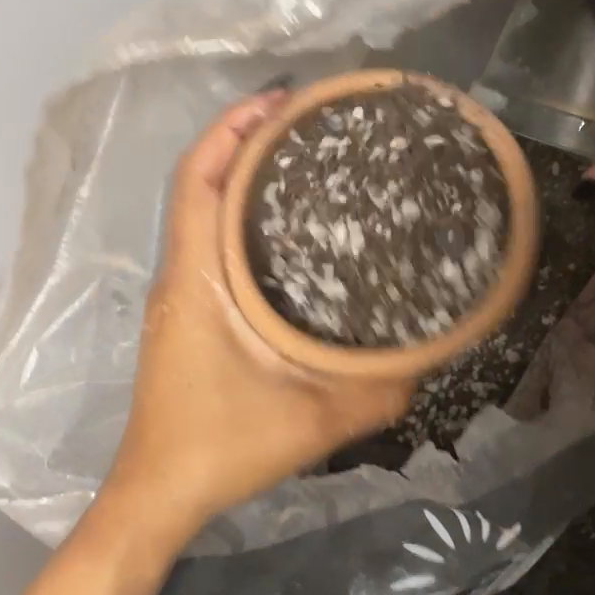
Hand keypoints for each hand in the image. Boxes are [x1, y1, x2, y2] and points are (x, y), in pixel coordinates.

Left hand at [106, 94, 415, 534]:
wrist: (159, 494)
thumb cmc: (222, 447)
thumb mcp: (315, 421)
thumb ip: (380, 390)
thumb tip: (435, 354)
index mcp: (197, 279)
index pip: (197, 179)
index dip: (232, 129)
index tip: (282, 100)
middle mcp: (182, 274)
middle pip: (201, 182)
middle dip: (247, 139)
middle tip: (313, 122)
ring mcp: (182, 294)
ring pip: (204, 212)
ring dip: (244, 176)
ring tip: (309, 160)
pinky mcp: (190, 314)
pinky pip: (212, 242)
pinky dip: (243, 216)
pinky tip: (293, 230)